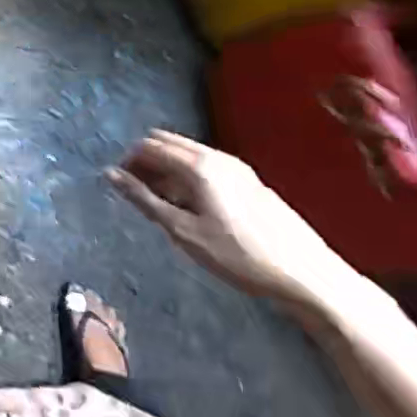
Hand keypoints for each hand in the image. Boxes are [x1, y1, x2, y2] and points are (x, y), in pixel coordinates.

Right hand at [107, 131, 358, 307]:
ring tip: (165, 205)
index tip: (120, 185)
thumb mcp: (183, 232)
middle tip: (139, 194)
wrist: (305, 274)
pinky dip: (188, 175)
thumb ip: (144, 200)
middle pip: (167, 142)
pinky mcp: (249, 179)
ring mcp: (235, 166)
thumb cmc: (238, 256)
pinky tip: (193, 207)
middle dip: (147, 161)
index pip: (149, 146)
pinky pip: (205, 164)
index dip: (129, 161)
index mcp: (197, 165)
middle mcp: (215, 156)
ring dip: (168, 169)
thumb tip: (111, 175)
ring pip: (187, 153)